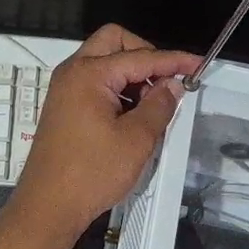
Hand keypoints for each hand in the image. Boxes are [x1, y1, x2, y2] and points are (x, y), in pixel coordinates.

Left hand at [9, 25, 198, 234]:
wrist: (48, 206)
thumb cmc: (92, 173)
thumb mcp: (136, 140)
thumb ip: (159, 106)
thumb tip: (172, 85)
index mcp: (89, 73)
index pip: (140, 57)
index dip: (173, 60)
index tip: (199, 64)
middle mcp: (72, 72)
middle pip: (114, 42)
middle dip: (145, 55)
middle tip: (166, 82)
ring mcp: (64, 89)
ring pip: (103, 61)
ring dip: (130, 74)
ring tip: (152, 107)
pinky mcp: (63, 106)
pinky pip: (94, 82)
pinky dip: (116, 89)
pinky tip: (132, 116)